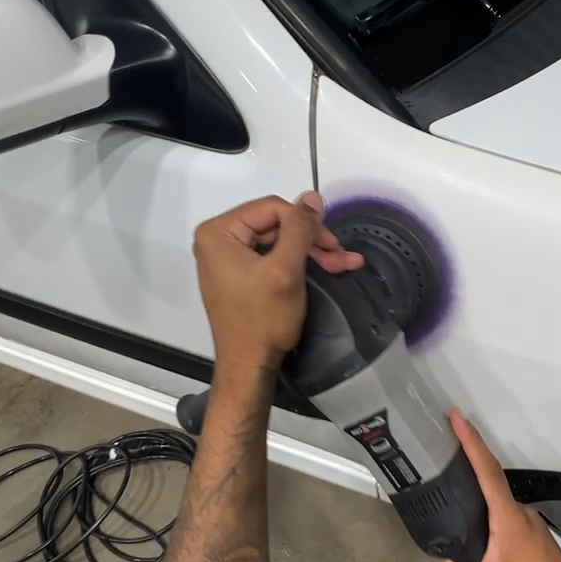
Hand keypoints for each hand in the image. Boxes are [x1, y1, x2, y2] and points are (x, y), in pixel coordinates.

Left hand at [193, 192, 362, 372]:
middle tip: (341, 256)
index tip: (332, 244)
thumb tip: (313, 197)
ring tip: (342, 264)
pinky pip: (273, 257)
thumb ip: (299, 229)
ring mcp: (228, 259)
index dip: (306, 222)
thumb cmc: (263, 321)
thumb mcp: (285, 270)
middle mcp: (218, 241)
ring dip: (311, 252)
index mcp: (219, 233)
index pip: (271, 208)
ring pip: (279, 241)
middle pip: (276, 224)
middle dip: (312, 239)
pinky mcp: (241, 275)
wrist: (250, 365)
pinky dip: (299, 263)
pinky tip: (326, 269)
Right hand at [436, 410, 560, 561]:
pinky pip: (506, 525)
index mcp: (509, 521)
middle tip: (439, 469)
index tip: (457, 417)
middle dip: (465, 478)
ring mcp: (533, 527)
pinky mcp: (537, 540)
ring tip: (454, 523)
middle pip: (489, 488)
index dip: (471, 442)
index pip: (487, 472)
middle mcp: (523, 516)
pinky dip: (490, 528)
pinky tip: (480, 550)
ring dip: (478, 515)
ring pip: (497, 512)